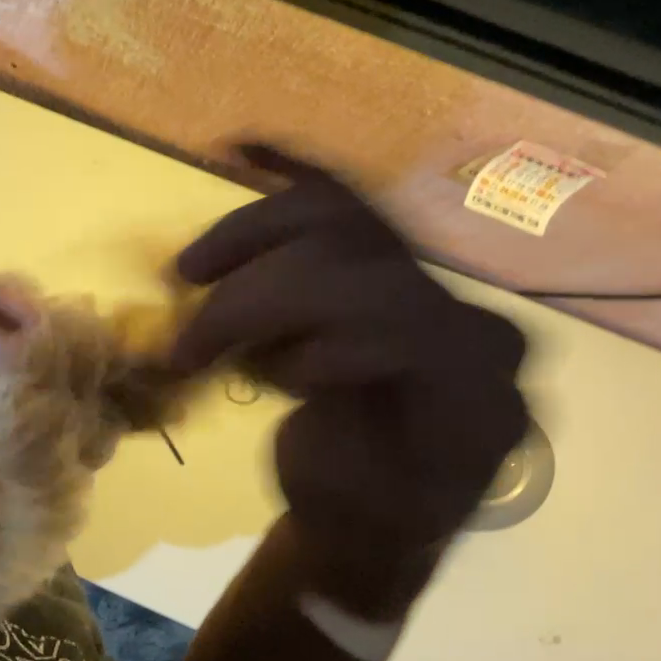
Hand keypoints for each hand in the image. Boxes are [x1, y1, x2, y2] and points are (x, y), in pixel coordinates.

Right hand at [167, 145, 527, 607]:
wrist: (383, 512)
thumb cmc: (362, 513)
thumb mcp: (352, 500)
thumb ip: (347, 427)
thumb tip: (317, 357)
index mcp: (474, 377)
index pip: (387, 315)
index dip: (284, 326)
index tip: (206, 363)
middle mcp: (469, 315)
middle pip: (356, 260)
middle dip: (252, 295)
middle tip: (186, 339)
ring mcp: (434, 291)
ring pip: (343, 223)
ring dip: (250, 237)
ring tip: (190, 272)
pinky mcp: (395, 279)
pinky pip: (349, 211)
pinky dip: (296, 174)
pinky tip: (247, 147)